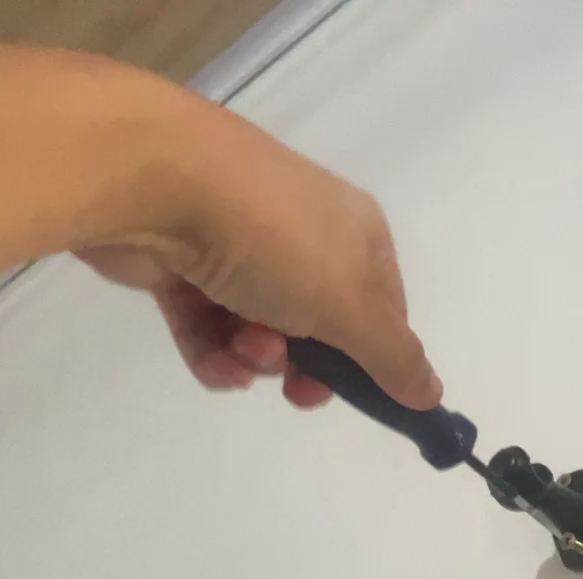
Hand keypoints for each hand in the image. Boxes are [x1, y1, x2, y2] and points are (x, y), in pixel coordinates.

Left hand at [77, 99, 440, 410]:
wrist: (149, 178)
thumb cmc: (275, 241)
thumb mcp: (353, 310)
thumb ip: (395, 359)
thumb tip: (433, 397)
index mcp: (358, 235)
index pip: (385, 311)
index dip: (376, 358)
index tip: (360, 394)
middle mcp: (306, 234)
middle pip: (324, 327)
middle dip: (311, 366)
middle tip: (298, 389)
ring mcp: (241, 243)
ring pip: (265, 330)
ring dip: (260, 358)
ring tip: (243, 350)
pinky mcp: (182, 260)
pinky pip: (211, 323)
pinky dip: (216, 353)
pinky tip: (217, 364)